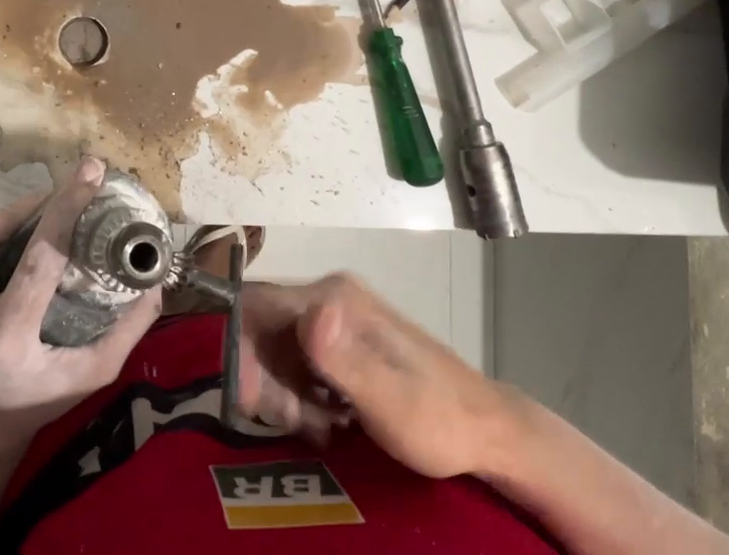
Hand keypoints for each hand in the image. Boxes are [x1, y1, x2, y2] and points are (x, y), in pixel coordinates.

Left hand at [0, 157, 162, 448]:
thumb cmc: (36, 401)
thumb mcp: (90, 376)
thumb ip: (125, 330)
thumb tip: (155, 282)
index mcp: (7, 340)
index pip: (37, 259)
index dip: (64, 209)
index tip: (88, 172)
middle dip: (11, 210)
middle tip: (45, 207)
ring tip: (24, 233)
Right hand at [236, 273, 515, 478]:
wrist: (488, 432)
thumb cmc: (440, 421)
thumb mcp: (390, 401)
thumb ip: (346, 359)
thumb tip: (311, 311)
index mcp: (337, 298)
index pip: (258, 305)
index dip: (241, 350)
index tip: (250, 401)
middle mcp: (331, 296)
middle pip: (263, 328)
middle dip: (265, 379)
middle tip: (292, 424)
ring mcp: (337, 315)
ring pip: (276, 347)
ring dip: (282, 391)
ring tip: (316, 428)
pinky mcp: (343, 338)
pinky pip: (296, 358)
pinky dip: (298, 392)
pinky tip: (324, 421)